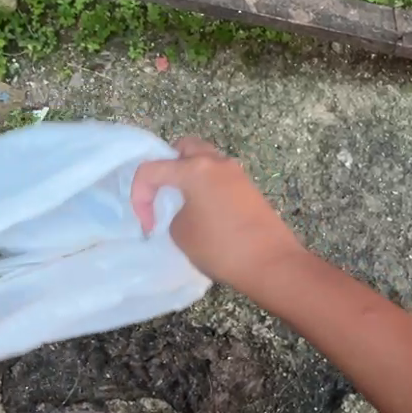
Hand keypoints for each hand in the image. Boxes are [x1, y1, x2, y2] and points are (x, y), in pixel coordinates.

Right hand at [130, 136, 307, 293]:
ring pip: (204, 160)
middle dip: (166, 169)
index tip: (147, 223)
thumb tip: (183, 210)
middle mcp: (216, 162)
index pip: (151, 169)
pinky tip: (203, 212)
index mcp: (195, 168)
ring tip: (182, 204)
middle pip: (183, 148)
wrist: (272, 264)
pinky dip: (205, 185)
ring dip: (187, 175)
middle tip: (162, 195)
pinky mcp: (248, 188)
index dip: (139, 196)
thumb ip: (172, 213)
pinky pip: (218, 175)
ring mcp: (236, 173)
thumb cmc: (220, 247)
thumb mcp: (180, 233)